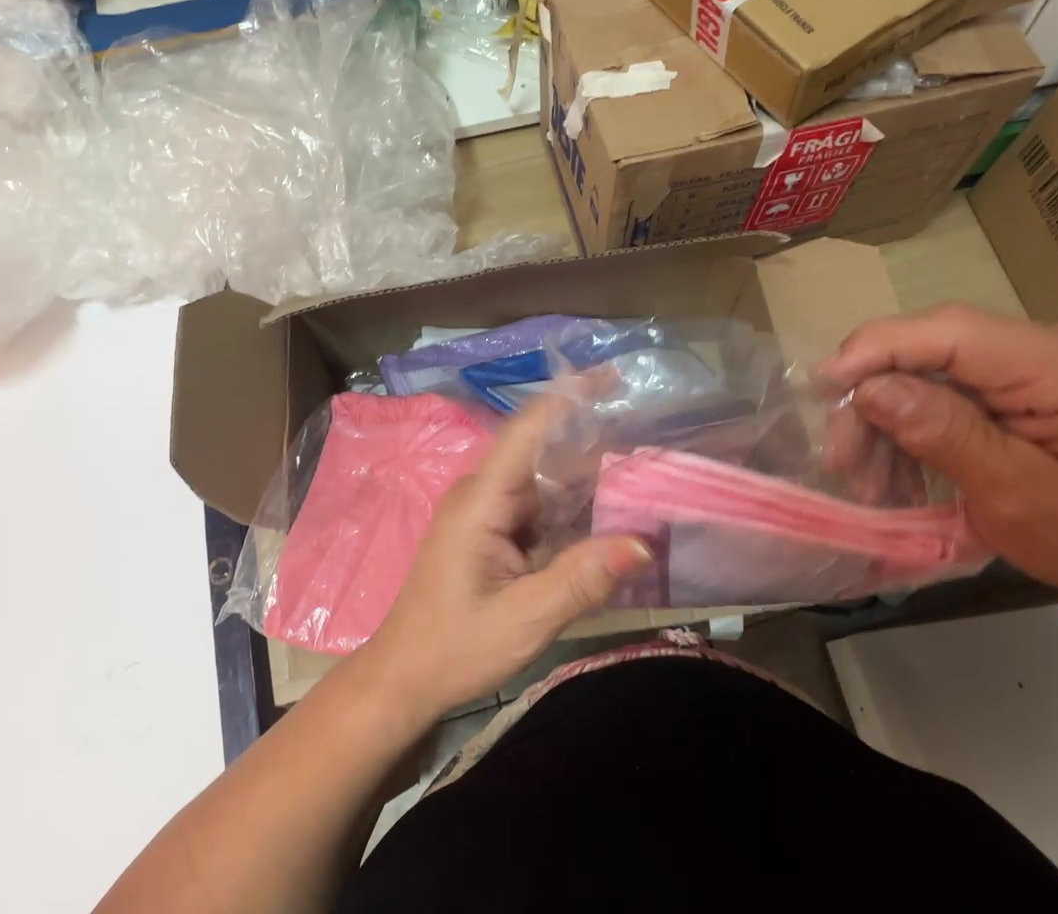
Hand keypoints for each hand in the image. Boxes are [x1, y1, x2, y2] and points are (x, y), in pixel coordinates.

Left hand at [350, 395, 653, 720]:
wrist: (403, 679)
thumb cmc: (454, 647)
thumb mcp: (524, 619)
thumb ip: (581, 579)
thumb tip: (644, 543)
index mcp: (481, 501)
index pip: (527, 430)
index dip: (569, 398)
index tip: (613, 377)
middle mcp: (482, 495)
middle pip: (543, 451)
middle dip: (594, 440)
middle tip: (654, 436)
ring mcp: (486, 513)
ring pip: (545, 481)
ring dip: (589, 477)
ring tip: (647, 470)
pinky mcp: (492, 533)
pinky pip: (539, 507)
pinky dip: (575, 508)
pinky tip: (612, 514)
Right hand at [814, 304, 1057, 605]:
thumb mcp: (1013, 495)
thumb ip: (945, 434)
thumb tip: (870, 389)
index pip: (959, 332)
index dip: (883, 347)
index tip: (825, 383)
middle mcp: (1056, 348)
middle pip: (938, 347)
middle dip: (878, 396)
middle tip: (840, 456)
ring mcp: (1037, 364)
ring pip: (932, 371)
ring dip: (888, 422)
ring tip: (865, 483)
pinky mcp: (1020, 386)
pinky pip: (947, 390)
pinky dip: (912, 429)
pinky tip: (892, 473)